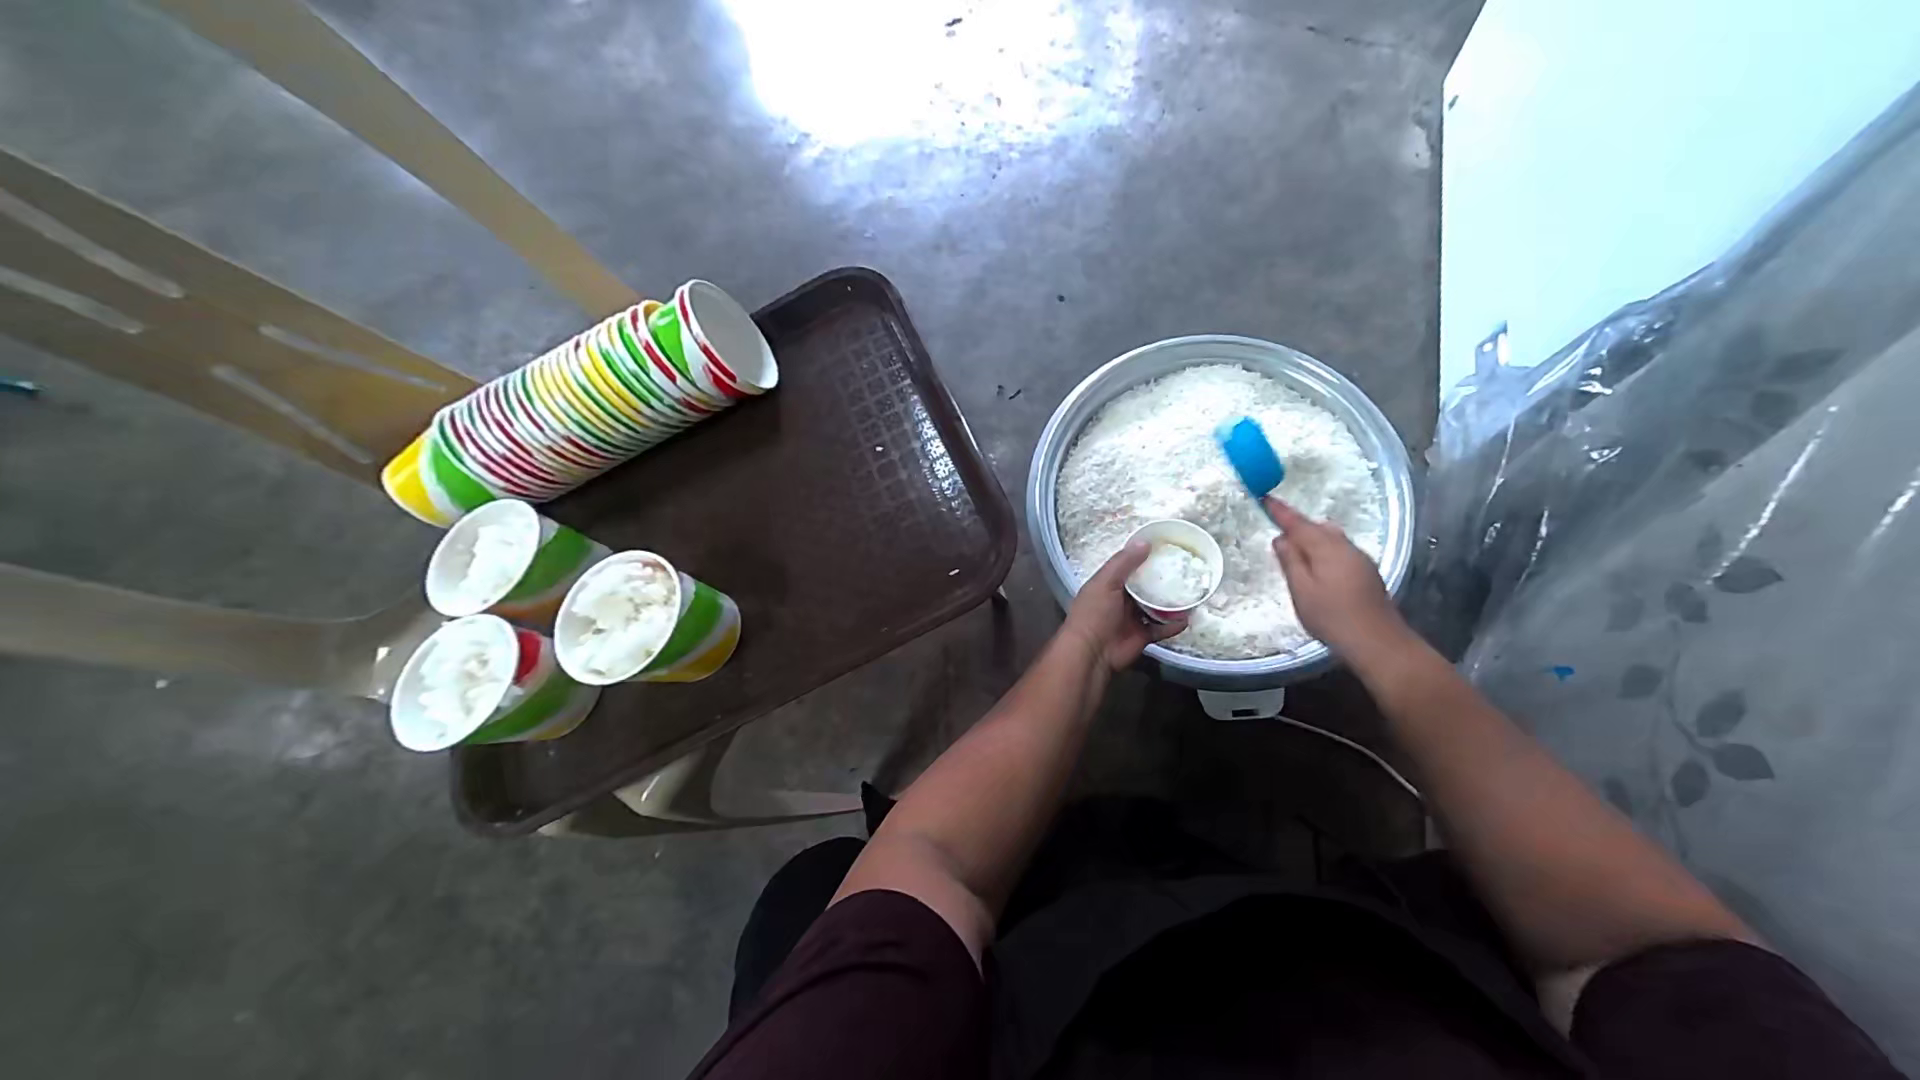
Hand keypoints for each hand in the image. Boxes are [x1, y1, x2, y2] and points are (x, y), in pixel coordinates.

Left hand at [1061, 541, 1187, 671]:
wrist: (1092, 653)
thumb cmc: (1094, 613)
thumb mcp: (1106, 582)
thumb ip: (1123, 562)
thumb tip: (1145, 542)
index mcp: (1108, 584)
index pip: (1128, 566)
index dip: (1143, 557)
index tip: (1164, 548)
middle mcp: (1120, 599)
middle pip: (1144, 586)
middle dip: (1161, 579)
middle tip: (1183, 568)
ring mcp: (1132, 618)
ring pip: (1155, 607)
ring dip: (1170, 601)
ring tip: (1190, 591)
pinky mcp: (1142, 635)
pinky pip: (1161, 628)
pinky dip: (1173, 625)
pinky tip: (1187, 618)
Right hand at [1265, 496, 1408, 657]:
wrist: (1378, 642)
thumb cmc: (1332, 616)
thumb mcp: (1301, 590)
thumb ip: (1290, 561)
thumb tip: (1281, 539)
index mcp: (1327, 548)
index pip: (1299, 523)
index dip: (1281, 512)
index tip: (1265, 499)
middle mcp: (1346, 547)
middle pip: (1318, 528)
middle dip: (1298, 525)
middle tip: (1277, 526)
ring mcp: (1360, 559)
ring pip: (1331, 539)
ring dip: (1312, 538)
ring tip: (1294, 547)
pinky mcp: (1366, 573)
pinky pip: (1340, 550)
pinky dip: (1324, 549)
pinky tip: (1317, 565)